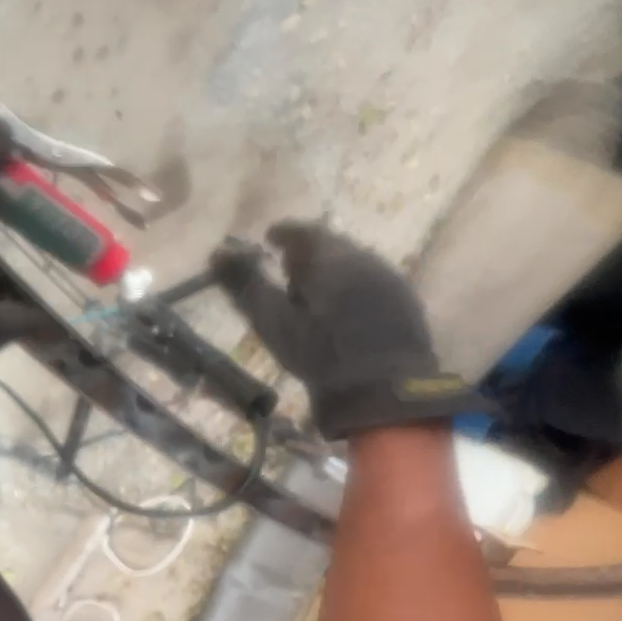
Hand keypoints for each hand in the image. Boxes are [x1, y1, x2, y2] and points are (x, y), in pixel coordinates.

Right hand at [210, 220, 485, 439]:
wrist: (381, 388)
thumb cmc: (318, 352)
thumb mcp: (271, 320)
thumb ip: (245, 283)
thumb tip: (218, 252)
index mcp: (330, 259)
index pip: (304, 232)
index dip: (283, 233)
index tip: (268, 239)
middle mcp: (364, 259)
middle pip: (331, 245)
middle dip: (306, 252)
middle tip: (285, 267)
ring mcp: (388, 280)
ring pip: (352, 262)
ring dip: (328, 269)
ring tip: (309, 290)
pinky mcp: (403, 302)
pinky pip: (369, 280)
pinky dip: (348, 285)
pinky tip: (338, 308)